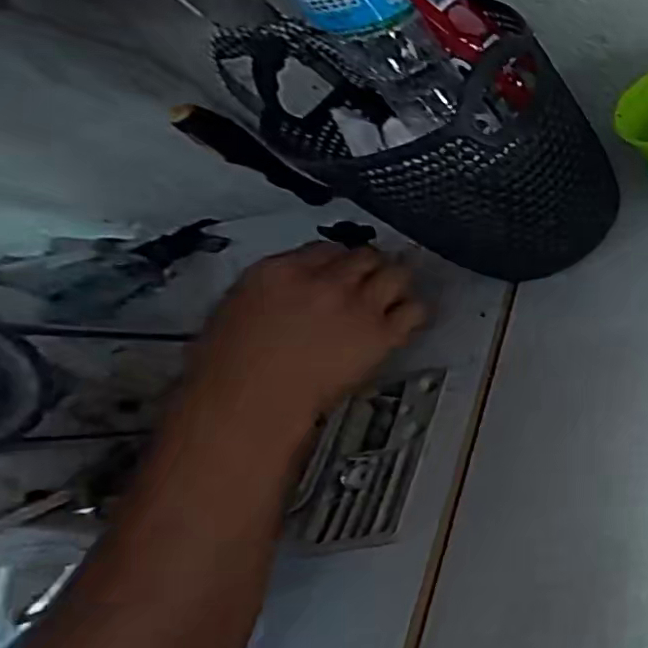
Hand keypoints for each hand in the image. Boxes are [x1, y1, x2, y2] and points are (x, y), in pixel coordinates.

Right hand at [183, 242, 427, 430]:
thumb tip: (302, 285)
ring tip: (393, 295)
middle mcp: (326, 282)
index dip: (340, 259)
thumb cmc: (233, 364)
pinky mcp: (383, 333)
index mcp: (282, 271)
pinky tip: (404, 319)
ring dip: (397, 283)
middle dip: (373, 266)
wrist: (255, 398)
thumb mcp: (239, 306)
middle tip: (374, 279)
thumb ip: (279, 287)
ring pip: (397, 276)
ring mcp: (359, 306)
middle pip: (367, 258)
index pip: (327, 249)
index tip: (345, 268)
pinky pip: (414, 311)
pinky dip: (413, 311)